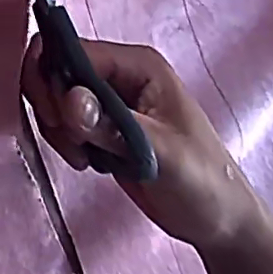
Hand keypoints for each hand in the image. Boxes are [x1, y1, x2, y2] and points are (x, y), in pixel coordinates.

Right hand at [22, 36, 268, 252]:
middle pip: (59, 68)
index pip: (76, 52)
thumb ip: (113, 125)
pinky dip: (63, 139)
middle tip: (70, 142)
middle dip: (53, 104)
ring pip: (57, 95)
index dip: (56, 78)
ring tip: (83, 158)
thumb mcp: (162, 154)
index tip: (57, 119)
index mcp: (138, 64)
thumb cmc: (202, 181)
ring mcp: (109, 98)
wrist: (219, 221)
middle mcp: (119, 73)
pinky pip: (63, 119)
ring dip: (58, 127)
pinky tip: (86, 162)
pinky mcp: (100, 124)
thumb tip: (69, 98)